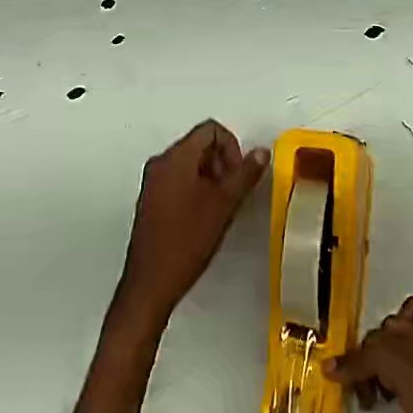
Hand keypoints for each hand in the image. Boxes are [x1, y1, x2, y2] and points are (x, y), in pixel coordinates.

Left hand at [114, 120, 268, 321]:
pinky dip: (195, 187)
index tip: (239, 174)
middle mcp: (160, 163)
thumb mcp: (224, 205)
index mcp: (175, 157)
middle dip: (222, 161)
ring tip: (221, 206)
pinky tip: (205, 215)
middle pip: (198, 143)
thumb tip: (261, 153)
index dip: (232, 147)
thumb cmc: (185, 243)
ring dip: (210, 176)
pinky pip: (177, 178)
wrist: (152, 282)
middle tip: (233, 189)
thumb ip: (245, 174)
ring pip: (189, 162)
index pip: (210, 129)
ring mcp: (153, 181)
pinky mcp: (150, 199)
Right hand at [324, 297, 412, 412]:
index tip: (333, 372)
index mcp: (412, 373)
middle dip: (365, 360)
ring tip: (384, 372)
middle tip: (363, 389)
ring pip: (401, 324)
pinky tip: (408, 327)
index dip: (348, 365)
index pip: (370, 355)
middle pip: (381, 338)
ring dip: (387, 342)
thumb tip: (364, 397)